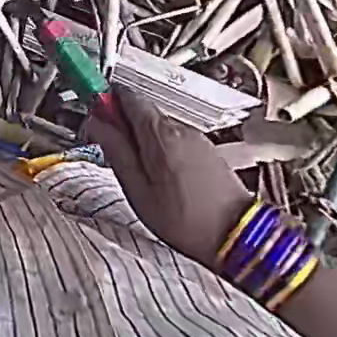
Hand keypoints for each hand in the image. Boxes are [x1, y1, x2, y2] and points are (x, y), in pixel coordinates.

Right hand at [81, 83, 253, 268]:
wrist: (241, 241)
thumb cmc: (187, 220)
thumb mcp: (136, 187)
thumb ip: (114, 149)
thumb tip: (96, 123)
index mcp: (159, 133)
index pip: (126, 95)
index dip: (106, 100)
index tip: (95, 114)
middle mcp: (180, 128)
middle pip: (141, 110)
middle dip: (122, 124)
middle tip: (111, 149)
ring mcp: (197, 139)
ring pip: (157, 126)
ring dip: (141, 138)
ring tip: (137, 170)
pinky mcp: (207, 152)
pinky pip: (174, 139)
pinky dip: (160, 148)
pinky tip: (160, 176)